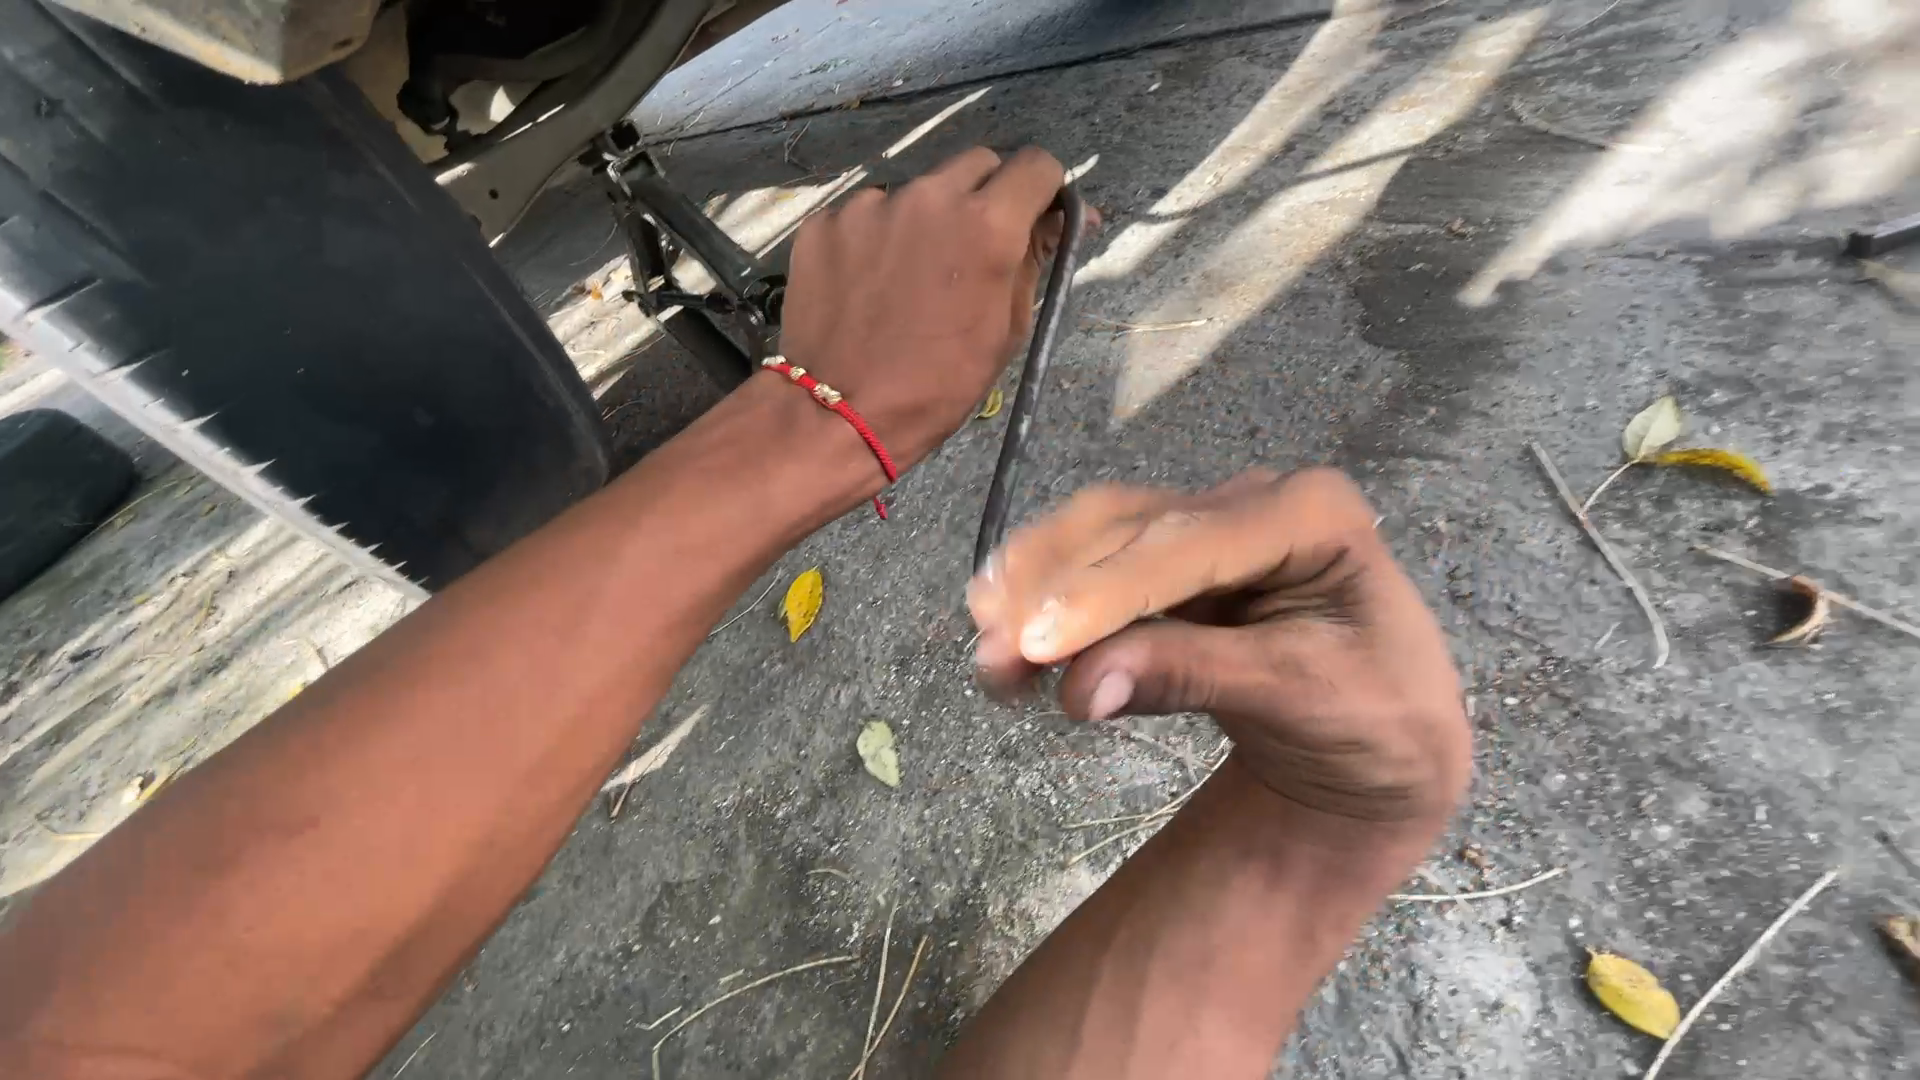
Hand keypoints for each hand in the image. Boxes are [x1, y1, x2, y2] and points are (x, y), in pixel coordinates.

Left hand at [777, 146, 1073, 469]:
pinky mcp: (825, 223)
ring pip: (916, 191)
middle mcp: (930, 197)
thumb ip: (1033, 262)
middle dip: (985, 196)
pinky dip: (875, 241)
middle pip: (975, 166)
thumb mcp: (1005, 332)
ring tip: (909, 277)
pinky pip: (865, 217)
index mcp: (986, 225)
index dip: (1041, 189)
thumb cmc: (939, 387)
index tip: (1033, 215)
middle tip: (972, 248)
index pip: (1035, 165)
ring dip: (925, 220)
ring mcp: (870, 205)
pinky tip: (867, 285)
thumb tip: (1068, 218)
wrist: (841, 415)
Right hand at [967, 468, 1470, 830]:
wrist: (1379, 744)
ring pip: (1098, 537)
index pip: (1188, 544)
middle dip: (1054, 589)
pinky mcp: (1168, 562)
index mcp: (1309, 514)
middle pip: (1129, 528)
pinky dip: (1048, 598)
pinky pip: (1097, 566)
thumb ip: (1190, 677)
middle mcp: (1250, 502)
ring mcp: (1204, 526)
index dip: (1107, 594)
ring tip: (986, 644)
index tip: (1038, 645)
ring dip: (1034, 587)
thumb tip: (1077, 689)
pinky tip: (1005, 624)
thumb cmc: (1373, 719)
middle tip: (992, 650)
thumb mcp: (1299, 698)